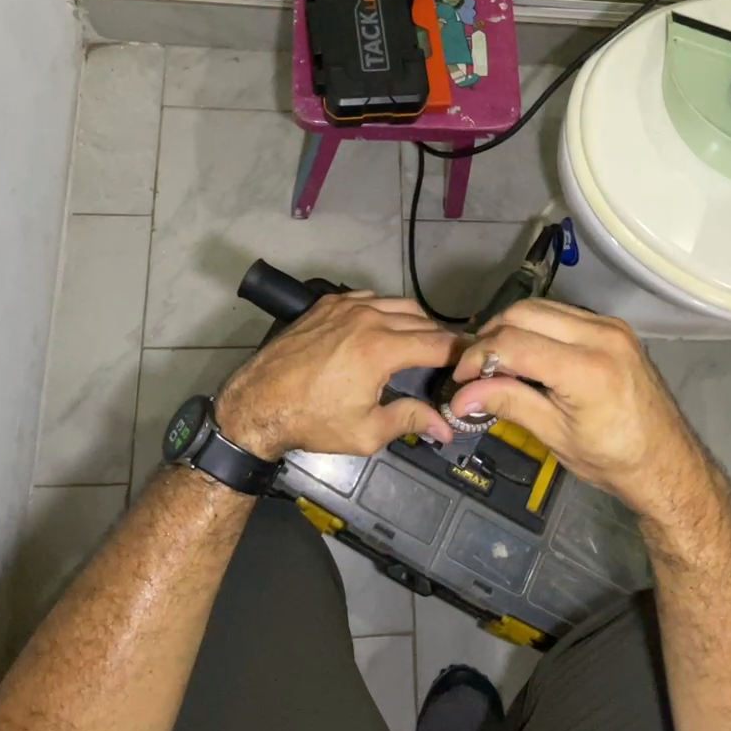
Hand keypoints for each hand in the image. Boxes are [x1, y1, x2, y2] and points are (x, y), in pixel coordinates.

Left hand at [215, 292, 458, 460]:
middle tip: (450, 357)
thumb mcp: (366, 432)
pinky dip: (384, 310)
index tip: (471, 363)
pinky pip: (368, 298)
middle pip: (421, 320)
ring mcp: (345, 306)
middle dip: (440, 338)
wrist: (259, 402)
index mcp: (381, 348)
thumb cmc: (312, 420)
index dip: (460, 353)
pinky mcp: (327, 304)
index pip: (438, 343)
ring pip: (396, 304)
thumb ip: (410, 421)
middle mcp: (367, 317)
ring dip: (414, 321)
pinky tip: (384, 327)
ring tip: (421, 342)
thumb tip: (446, 427)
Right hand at [446, 299, 712, 519]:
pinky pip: (561, 313)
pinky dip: (535, 326)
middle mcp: (600, 335)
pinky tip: (525, 353)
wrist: (667, 462)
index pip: (514, 342)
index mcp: (587, 369)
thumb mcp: (554, 436)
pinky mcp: (613, 326)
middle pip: (523, 313)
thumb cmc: (612, 459)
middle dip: (490, 336)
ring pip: (540, 307)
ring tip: (494, 360)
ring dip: (510, 327)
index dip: (477, 356)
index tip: (458, 378)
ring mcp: (610, 326)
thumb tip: (458, 397)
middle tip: (472, 368)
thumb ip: (508, 403)